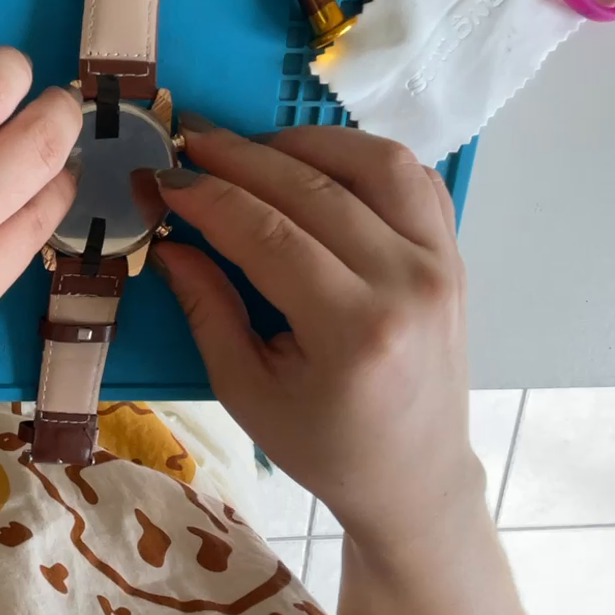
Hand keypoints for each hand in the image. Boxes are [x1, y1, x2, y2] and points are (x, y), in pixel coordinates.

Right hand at [150, 122, 478, 552]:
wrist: (411, 473)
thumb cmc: (320, 445)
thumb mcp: (245, 390)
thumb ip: (208, 310)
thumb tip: (169, 244)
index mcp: (352, 329)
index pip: (267, 233)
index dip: (207, 197)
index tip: (162, 177)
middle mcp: (407, 282)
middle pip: (314, 189)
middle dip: (240, 157)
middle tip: (188, 141)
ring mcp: (440, 261)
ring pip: (373, 163)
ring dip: (302, 143)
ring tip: (247, 148)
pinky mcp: (452, 254)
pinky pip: (410, 178)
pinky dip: (357, 156)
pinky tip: (311, 162)